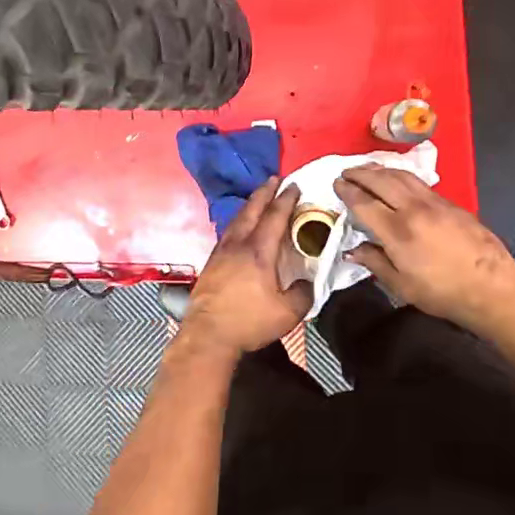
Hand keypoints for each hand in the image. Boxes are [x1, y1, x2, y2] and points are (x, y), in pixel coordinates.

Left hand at [180, 181, 310, 357]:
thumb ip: (303, 294)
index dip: (286, 199)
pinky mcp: (211, 263)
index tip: (294, 185)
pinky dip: (239, 221)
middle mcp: (239, 245)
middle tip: (275, 179)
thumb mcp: (288, 313)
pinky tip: (240, 226)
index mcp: (259, 251)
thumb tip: (307, 283)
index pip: (275, 216)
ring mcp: (221, 252)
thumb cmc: (249, 322)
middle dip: (265, 192)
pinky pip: (228, 232)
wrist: (207, 336)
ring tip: (258, 197)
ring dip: (250, 204)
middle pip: (252, 209)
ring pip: (237, 219)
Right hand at [335, 164, 514, 331]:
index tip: (337, 184)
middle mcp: (413, 209)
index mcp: (397, 231)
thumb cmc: (443, 293)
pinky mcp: (451, 203)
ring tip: (368, 170)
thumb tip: (353, 249)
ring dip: (381, 170)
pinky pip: (419, 182)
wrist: (491, 288)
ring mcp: (434, 202)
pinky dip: (401, 176)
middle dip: (361, 173)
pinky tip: (398, 180)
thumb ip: (375, 262)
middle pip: (381, 181)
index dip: (348, 191)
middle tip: (347, 171)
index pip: (365, 203)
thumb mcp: (402, 286)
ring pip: (402, 176)